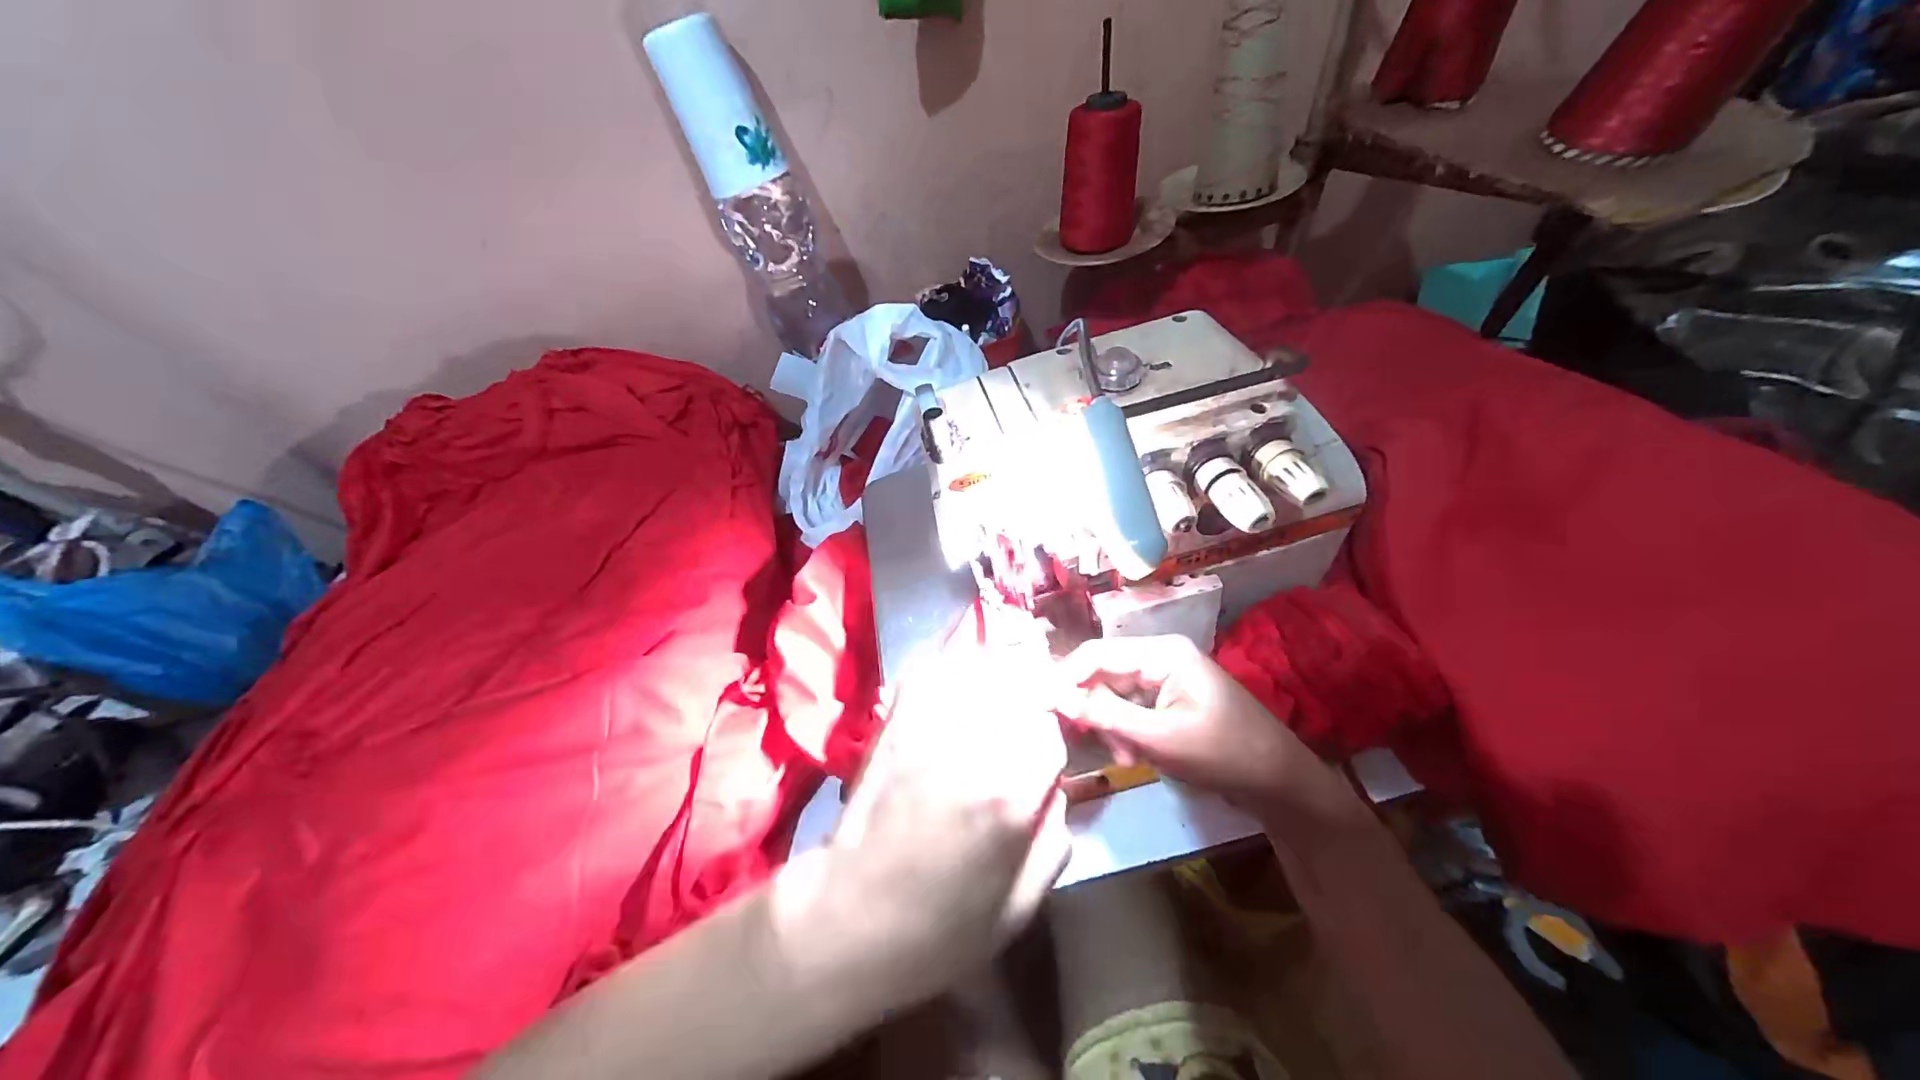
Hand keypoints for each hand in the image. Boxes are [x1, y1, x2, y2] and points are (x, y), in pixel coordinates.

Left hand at [790, 638, 1068, 1009]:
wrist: (848, 920)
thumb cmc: (938, 931)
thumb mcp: (1020, 908)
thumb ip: (1054, 840)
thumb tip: (1056, 790)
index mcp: (1008, 797)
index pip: (1050, 733)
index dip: (1052, 740)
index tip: (1044, 752)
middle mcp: (970, 749)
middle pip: (1016, 690)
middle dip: (1028, 696)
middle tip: (1025, 712)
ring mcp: (924, 731)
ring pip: (974, 671)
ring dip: (992, 674)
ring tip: (995, 688)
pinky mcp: (891, 726)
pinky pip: (925, 673)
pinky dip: (945, 668)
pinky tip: (953, 680)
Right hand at [1054, 635, 1342, 817]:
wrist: (1280, 782)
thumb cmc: (1224, 754)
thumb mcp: (1159, 738)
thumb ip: (1105, 715)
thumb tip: (1055, 697)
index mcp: (1163, 653)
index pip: (1096, 654)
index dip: (1064, 678)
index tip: (1040, 708)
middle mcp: (1161, 657)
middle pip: (1103, 675)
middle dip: (1096, 712)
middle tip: (1100, 747)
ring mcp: (1166, 679)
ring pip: (1114, 696)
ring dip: (1112, 727)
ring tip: (1129, 759)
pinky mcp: (1169, 700)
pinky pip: (1131, 709)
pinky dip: (1127, 732)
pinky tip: (1138, 757)